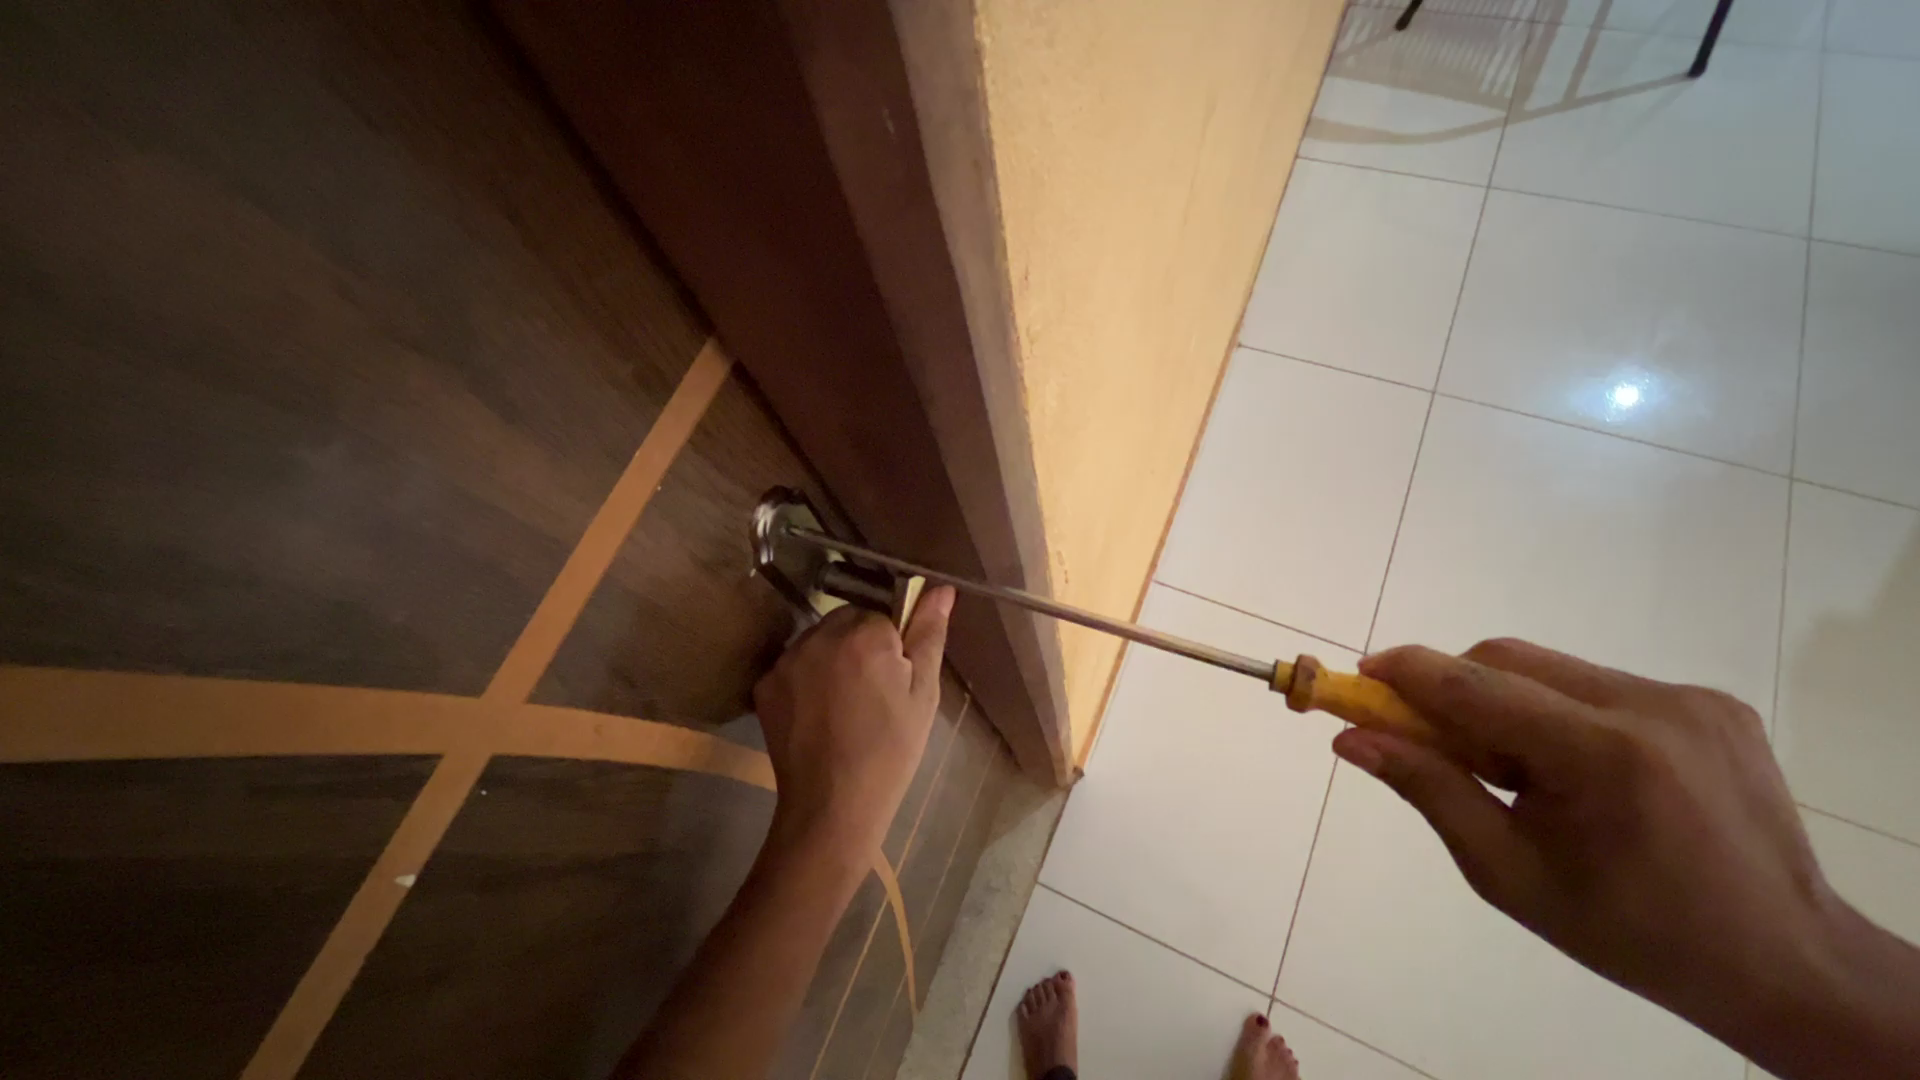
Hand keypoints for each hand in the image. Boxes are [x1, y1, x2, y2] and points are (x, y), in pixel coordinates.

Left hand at [752, 587, 954, 858]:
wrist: (833, 804)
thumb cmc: (891, 749)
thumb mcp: (923, 693)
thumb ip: (929, 633)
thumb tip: (941, 588)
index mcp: (864, 634)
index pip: (883, 615)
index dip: (894, 645)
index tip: (896, 681)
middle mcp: (819, 636)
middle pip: (847, 621)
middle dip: (861, 645)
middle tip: (874, 693)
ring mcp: (786, 661)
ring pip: (819, 641)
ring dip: (832, 658)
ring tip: (846, 705)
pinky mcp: (765, 685)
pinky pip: (794, 666)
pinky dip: (807, 680)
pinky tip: (820, 714)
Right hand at [1332, 639, 1838, 1040]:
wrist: (1785, 962)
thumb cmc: (1626, 929)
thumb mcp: (1505, 871)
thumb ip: (1427, 789)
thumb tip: (1351, 738)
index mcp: (1602, 756)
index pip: (1473, 685)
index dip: (1406, 672)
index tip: (1359, 678)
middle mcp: (1650, 706)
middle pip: (1507, 660)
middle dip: (1451, 689)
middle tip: (1431, 742)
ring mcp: (1690, 699)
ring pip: (1548, 668)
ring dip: (1503, 701)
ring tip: (1515, 770)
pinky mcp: (1712, 702)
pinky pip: (1595, 683)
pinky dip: (1555, 710)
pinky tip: (1574, 769)